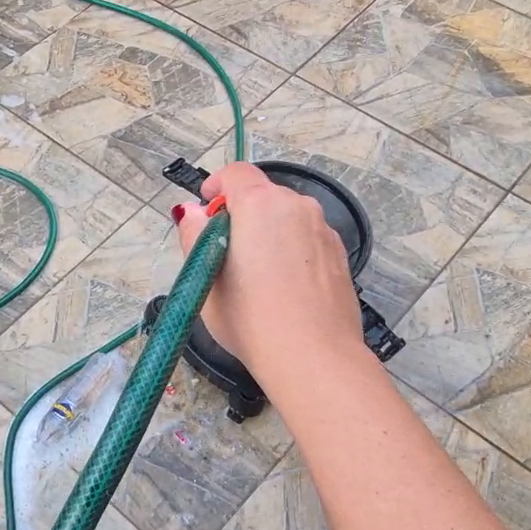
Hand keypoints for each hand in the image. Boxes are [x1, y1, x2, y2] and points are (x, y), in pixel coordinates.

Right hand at [173, 162, 365, 395]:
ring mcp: (323, 230)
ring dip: (267, 233)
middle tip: (223, 252)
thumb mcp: (206, 278)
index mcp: (260, 205)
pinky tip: (282, 288)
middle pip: (263, 195)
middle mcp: (296, 207)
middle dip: (241, 214)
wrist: (312, 355)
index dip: (216, 187)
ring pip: (287, 218)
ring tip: (254, 276)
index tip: (205, 211)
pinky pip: (306, 240)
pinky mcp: (339, 254)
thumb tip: (192, 212)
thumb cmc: (250, 318)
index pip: (236, 173)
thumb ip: (194, 236)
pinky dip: (290, 251)